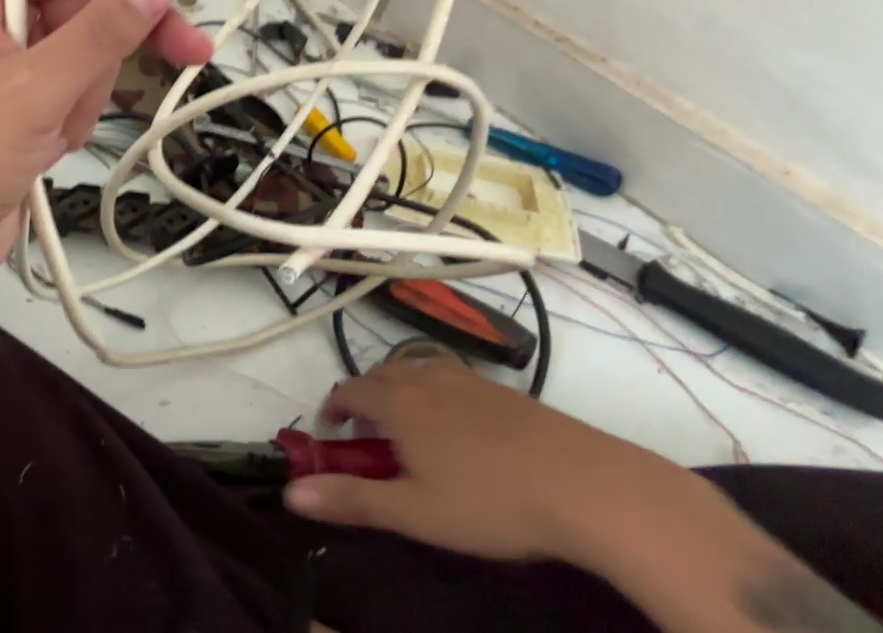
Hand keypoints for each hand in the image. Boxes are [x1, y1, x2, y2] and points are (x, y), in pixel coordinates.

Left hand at [0, 0, 211, 284]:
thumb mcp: (37, 87)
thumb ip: (101, 32)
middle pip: (83, 3)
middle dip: (120, 37)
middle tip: (192, 49)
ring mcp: (14, 69)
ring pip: (87, 53)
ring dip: (86, 93)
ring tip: (55, 130)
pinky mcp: (29, 109)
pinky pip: (76, 92)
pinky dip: (75, 117)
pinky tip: (51, 147)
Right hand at [284, 354, 699, 564]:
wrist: (593, 488)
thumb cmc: (492, 502)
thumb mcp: (415, 512)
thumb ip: (351, 500)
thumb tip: (289, 493)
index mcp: (398, 401)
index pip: (348, 389)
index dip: (332, 409)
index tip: (332, 435)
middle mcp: (428, 378)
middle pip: (380, 373)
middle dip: (364, 397)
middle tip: (368, 437)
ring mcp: (470, 380)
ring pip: (417, 369)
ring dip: (400, 390)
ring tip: (410, 428)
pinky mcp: (506, 391)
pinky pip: (452, 377)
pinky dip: (436, 392)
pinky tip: (460, 431)